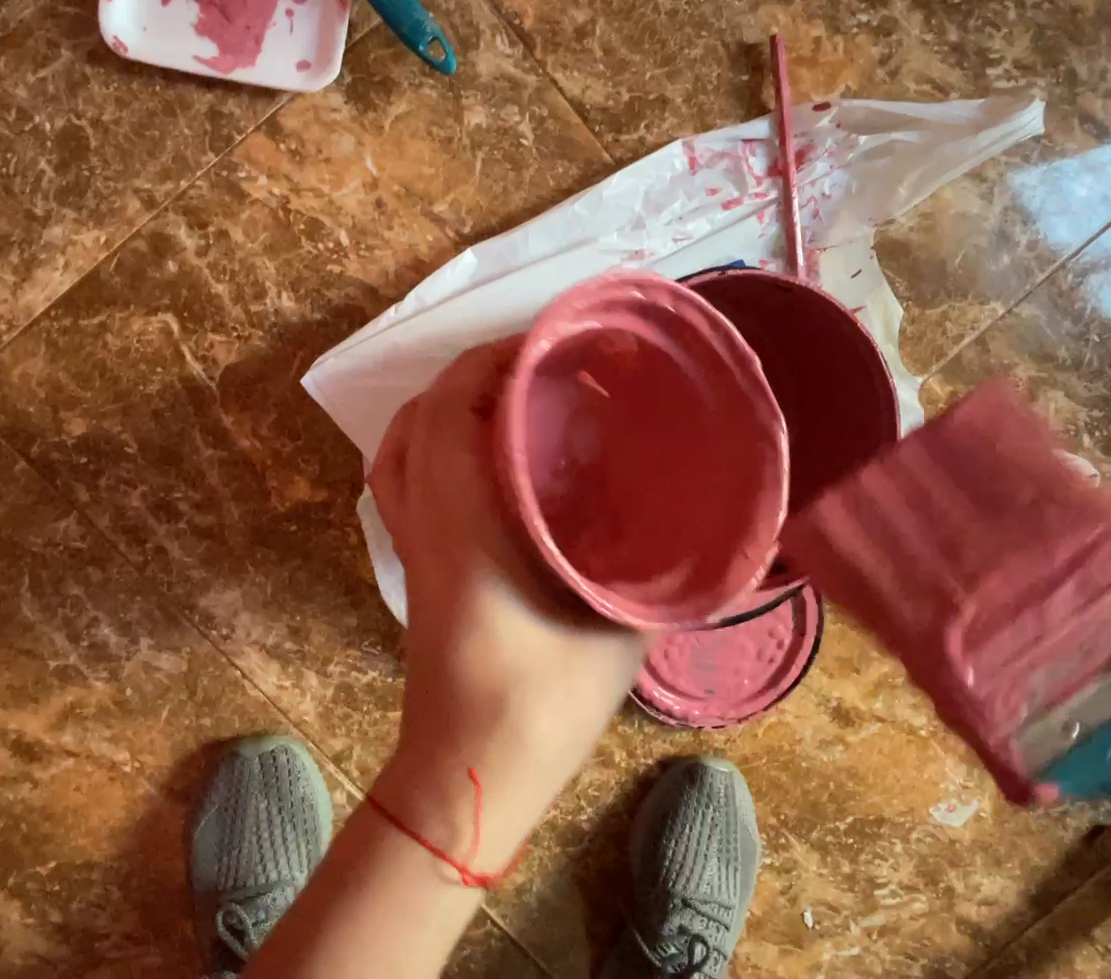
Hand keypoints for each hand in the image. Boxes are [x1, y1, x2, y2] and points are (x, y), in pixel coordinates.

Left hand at [367, 338, 649, 873]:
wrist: (472, 765)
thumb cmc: (545, 696)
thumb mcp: (623, 618)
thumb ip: (664, 562)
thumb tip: (712, 519)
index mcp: (465, 513)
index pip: (460, 400)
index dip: (503, 356)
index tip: (561, 344)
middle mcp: (424, 510)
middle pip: (428, 406)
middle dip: (484, 370)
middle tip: (553, 368)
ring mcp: (406, 534)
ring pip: (404, 436)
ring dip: (450, 400)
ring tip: (511, 397)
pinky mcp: (407, 557)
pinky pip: (398, 473)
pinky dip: (427, 441)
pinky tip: (477, 453)